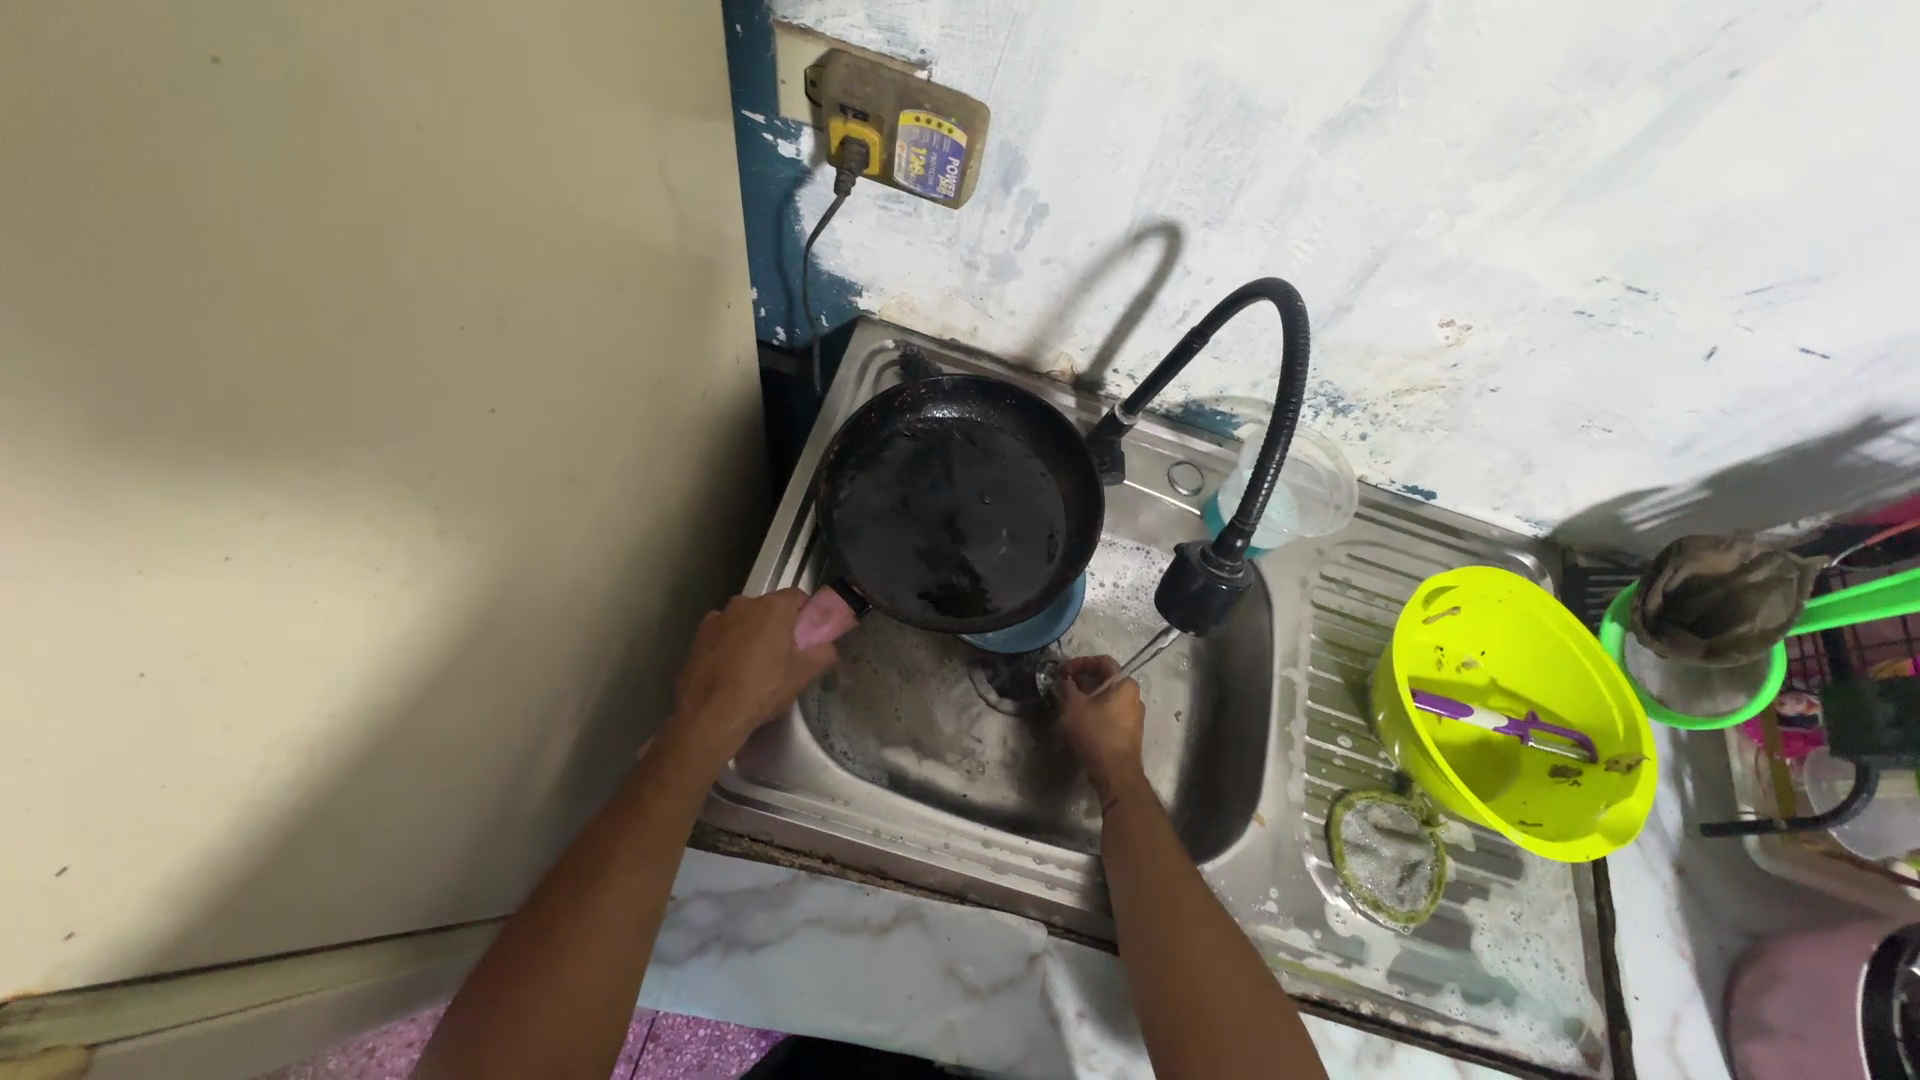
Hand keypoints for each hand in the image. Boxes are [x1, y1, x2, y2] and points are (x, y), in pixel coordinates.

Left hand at [659, 589, 837, 772]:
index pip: (797, 595)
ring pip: (743, 619)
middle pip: (768, 607)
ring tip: (752, 664)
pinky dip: (728, 642)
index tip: (806, 633)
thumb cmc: (763, 689)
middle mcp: (743, 604)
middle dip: (776, 624)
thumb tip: (828, 648)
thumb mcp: (803, 675)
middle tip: (782, 653)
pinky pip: (722, 632)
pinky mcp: (698, 636)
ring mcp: (717, 618)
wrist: (711, 714)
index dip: (805, 612)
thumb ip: (823, 654)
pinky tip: (729, 668)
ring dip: (751, 632)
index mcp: (773, 608)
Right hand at [1056, 655, 1146, 812]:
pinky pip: (1110, 713)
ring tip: (1067, 703)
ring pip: (1107, 698)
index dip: (1079, 662)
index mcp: (1124, 684)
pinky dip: (1094, 711)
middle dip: (1082, 680)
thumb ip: (1066, 688)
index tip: (1062, 671)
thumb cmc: (1095, 732)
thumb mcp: (1073, 706)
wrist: (1115, 772)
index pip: (1102, 661)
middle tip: (1063, 686)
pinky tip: (1079, 720)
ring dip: (1087, 697)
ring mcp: (1134, 716)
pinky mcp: (1129, 732)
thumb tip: (1063, 681)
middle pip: (1106, 680)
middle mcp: (1134, 697)